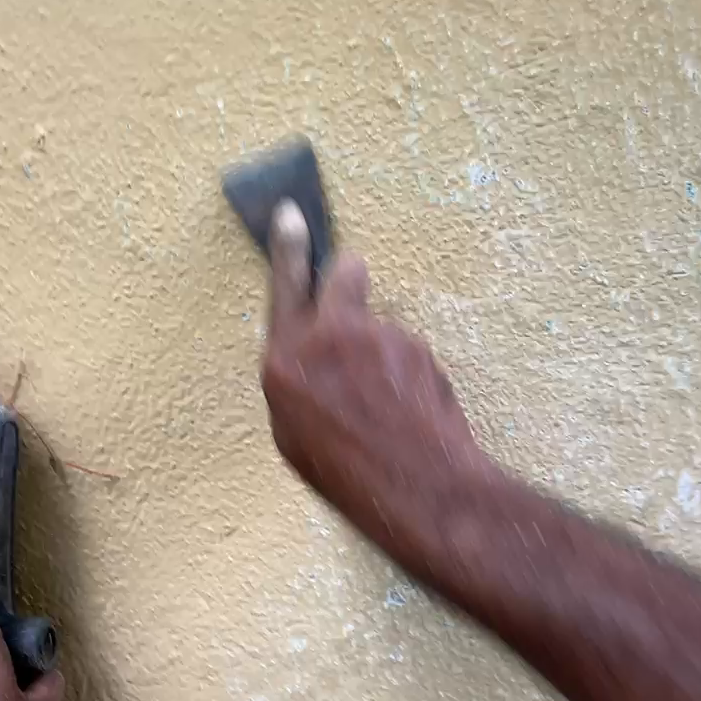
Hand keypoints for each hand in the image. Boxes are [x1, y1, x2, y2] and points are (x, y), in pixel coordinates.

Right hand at [261, 201, 489, 556]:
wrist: (415, 486)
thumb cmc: (342, 472)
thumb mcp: (291, 435)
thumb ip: (292, 381)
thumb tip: (304, 360)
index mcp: (285, 361)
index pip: (284, 285)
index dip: (287, 246)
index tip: (292, 213)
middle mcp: (328, 336)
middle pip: (343, 273)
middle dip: (347, 280)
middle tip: (354, 307)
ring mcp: (377, 336)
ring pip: (378, 322)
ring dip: (379, 348)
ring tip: (385, 402)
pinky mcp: (416, 346)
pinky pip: (404, 349)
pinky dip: (404, 370)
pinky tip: (407, 406)